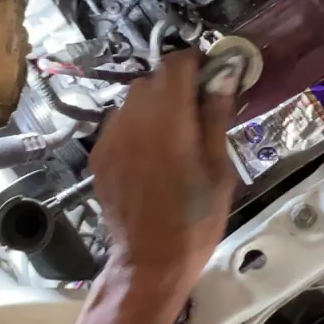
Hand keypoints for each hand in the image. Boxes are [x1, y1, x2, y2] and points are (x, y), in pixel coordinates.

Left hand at [88, 49, 237, 323]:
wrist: (149, 261)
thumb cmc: (195, 219)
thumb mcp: (219, 168)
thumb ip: (216, 116)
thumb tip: (224, 74)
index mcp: (168, 119)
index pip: (177, 63)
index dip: (196, 63)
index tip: (212, 76)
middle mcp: (133, 119)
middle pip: (153, 78)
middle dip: (176, 85)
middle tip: (198, 112)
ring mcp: (110, 136)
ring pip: (132, 99)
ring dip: (155, 105)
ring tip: (173, 136)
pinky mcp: (98, 154)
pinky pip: (119, 123)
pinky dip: (136, 126)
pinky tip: (151, 154)